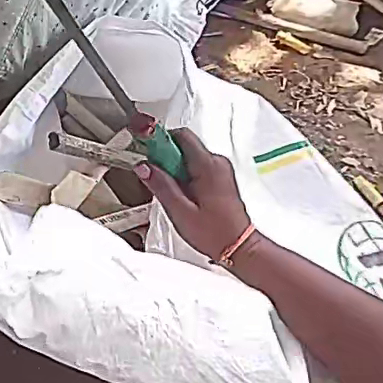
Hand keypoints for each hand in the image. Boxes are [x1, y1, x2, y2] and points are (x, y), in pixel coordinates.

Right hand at [135, 128, 253, 263]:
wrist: (238, 247)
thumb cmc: (215, 232)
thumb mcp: (179, 210)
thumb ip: (160, 184)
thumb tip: (143, 167)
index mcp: (207, 166)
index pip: (180, 136)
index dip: (158, 140)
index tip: (146, 151)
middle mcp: (216, 163)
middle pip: (182, 145)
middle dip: (163, 158)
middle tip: (155, 179)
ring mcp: (219, 169)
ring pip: (186, 156)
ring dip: (172, 168)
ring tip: (170, 192)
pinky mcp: (218, 176)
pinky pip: (194, 165)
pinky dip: (181, 174)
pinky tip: (180, 194)